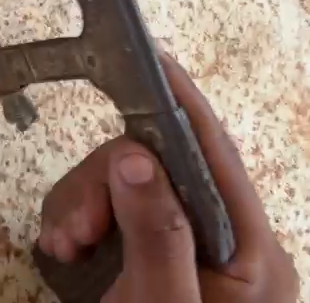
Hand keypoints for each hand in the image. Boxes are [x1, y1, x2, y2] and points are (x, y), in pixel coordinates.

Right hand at [36, 54, 297, 302]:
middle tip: (71, 229)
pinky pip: (105, 207)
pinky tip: (64, 247)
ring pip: (120, 181)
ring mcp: (182, 245)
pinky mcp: (149, 253)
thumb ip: (157, 235)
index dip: (182, 99)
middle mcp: (220, 239)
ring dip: (79, 203)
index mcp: (248, 250)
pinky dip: (76, 217)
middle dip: (99, 182)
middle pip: (152, 163)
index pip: (215, 152)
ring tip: (61, 246)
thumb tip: (136, 153)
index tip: (149, 56)